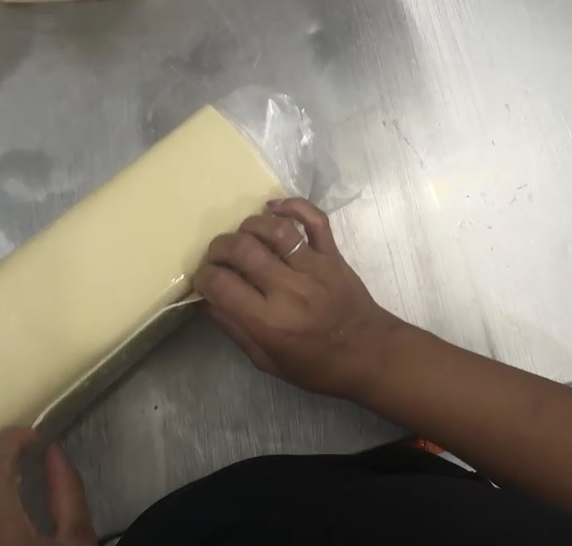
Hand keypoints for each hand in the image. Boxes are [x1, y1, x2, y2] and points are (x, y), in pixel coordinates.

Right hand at [193, 196, 411, 399]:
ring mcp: (315, 267)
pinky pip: (315, 220)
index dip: (203, 276)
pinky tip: (273, 207)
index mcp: (269, 322)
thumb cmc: (315, 365)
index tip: (203, 277)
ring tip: (242, 235)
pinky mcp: (333, 254)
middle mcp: (290, 289)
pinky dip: (293, 206)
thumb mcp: (267, 361)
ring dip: (250, 225)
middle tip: (216, 254)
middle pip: (243, 249)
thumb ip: (234, 328)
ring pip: (276, 230)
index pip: (222, 284)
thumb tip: (205, 299)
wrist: (368, 353)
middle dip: (219, 247)